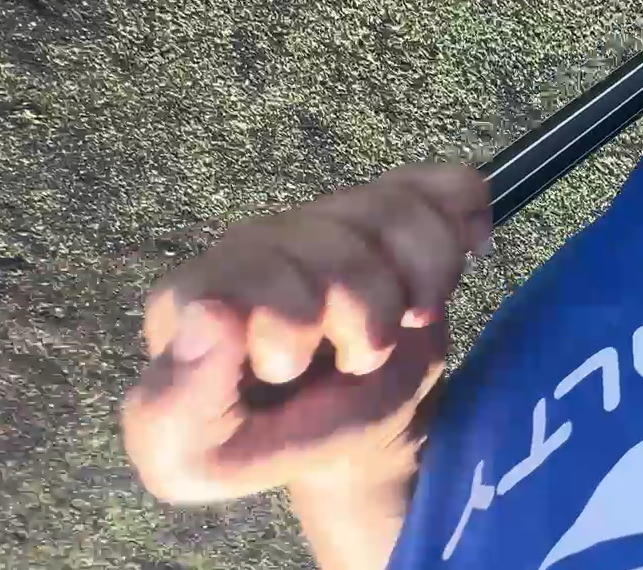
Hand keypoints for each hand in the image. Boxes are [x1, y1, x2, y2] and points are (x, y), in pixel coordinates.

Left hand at [121, 165, 489, 504]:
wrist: (362, 417)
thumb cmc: (279, 438)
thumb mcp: (202, 458)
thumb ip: (177, 405)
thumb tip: (213, 312)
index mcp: (201, 291)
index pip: (253, 270)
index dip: (294, 323)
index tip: (295, 370)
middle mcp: (267, 238)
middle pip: (342, 240)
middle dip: (373, 312)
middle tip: (365, 356)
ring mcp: (340, 212)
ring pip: (402, 208)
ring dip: (427, 278)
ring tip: (413, 318)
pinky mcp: (406, 199)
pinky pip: (452, 183)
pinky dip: (466, 221)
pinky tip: (466, 252)